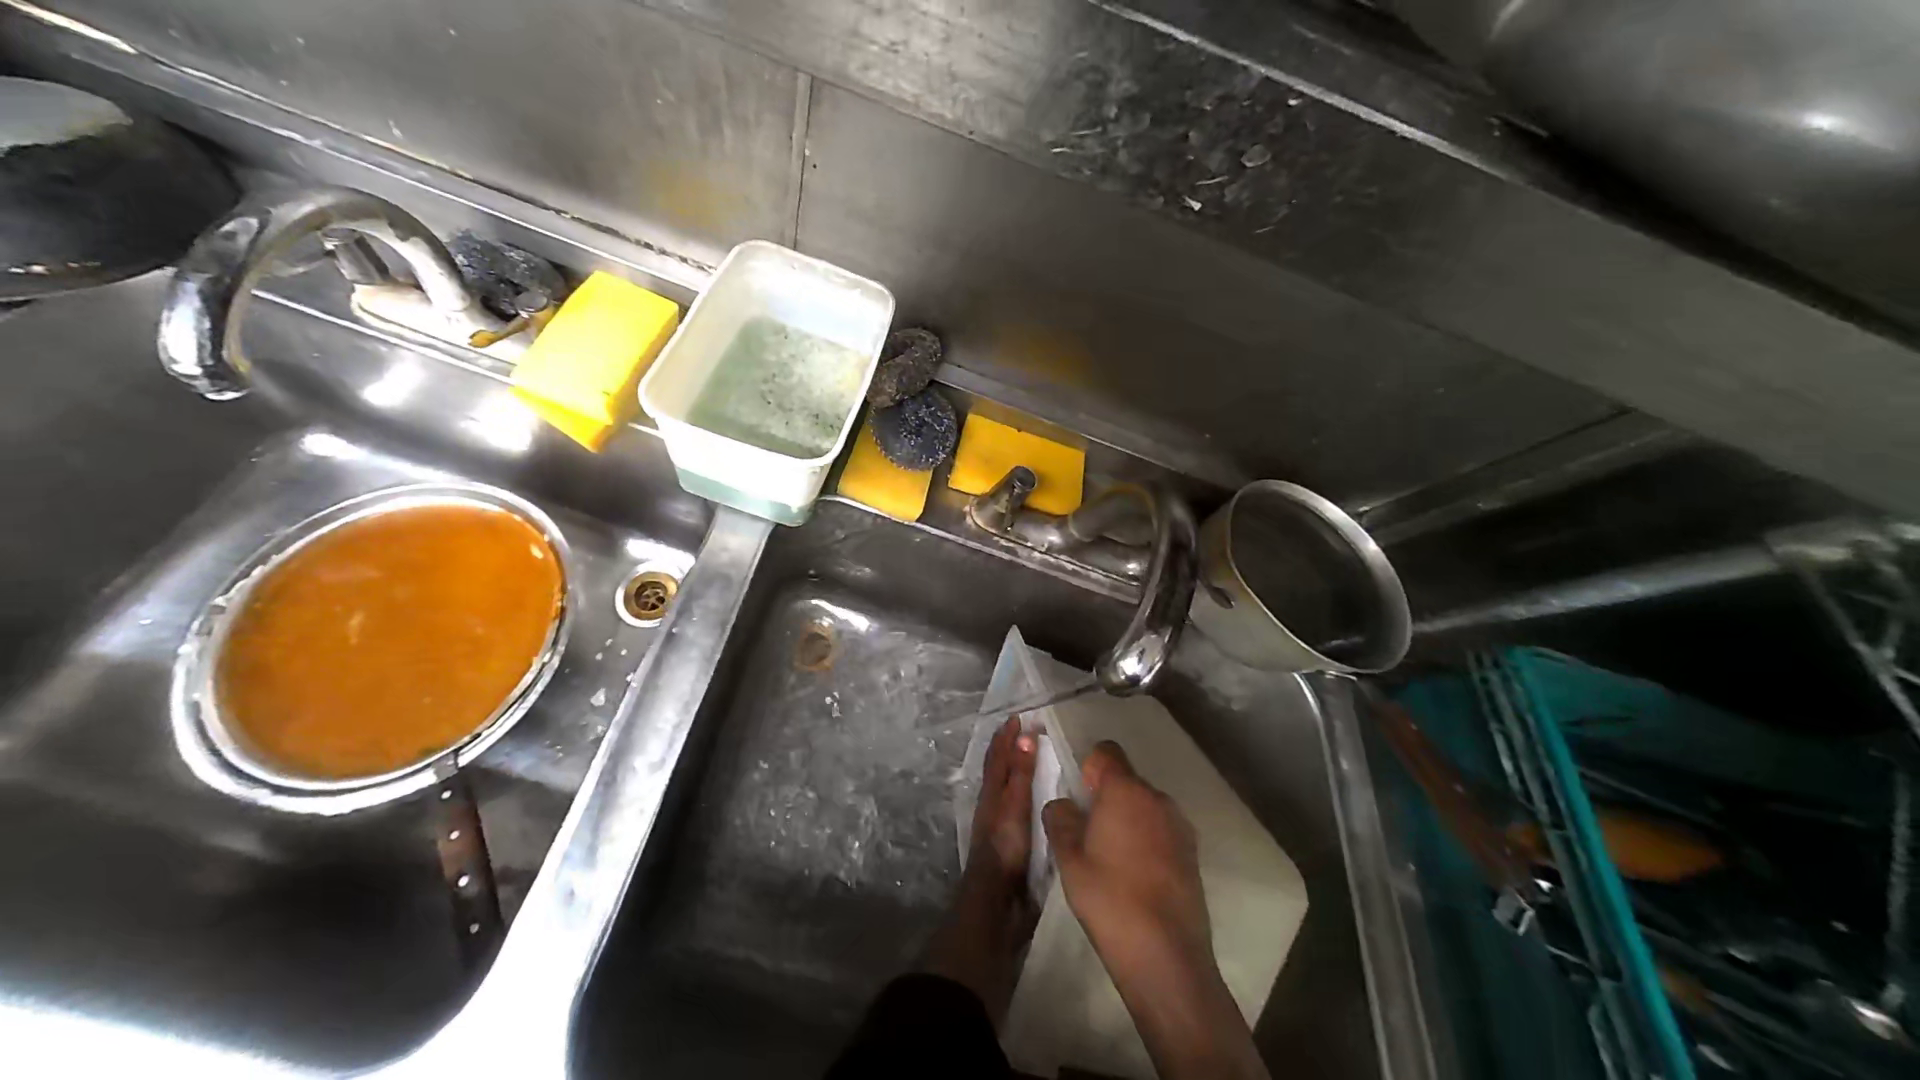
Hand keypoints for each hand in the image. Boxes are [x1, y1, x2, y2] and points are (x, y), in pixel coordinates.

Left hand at [969, 716, 1037, 889]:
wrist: (997, 902)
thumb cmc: (1004, 850)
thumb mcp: (1014, 807)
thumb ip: (1020, 774)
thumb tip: (1024, 735)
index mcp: (992, 794)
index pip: (998, 757)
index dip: (1006, 736)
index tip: (1018, 716)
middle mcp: (995, 805)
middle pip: (1002, 770)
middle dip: (1013, 749)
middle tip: (1031, 731)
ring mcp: (1004, 825)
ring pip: (1012, 788)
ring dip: (1022, 771)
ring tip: (1042, 759)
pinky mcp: (1016, 842)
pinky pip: (1024, 808)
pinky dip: (1032, 794)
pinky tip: (1046, 800)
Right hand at [1040, 741, 1209, 967]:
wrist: (1166, 955)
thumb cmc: (1109, 898)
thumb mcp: (1069, 859)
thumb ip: (1060, 821)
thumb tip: (1063, 804)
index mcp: (1126, 791)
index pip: (1107, 752)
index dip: (1089, 767)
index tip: (1079, 796)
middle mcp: (1158, 799)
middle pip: (1127, 781)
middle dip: (1107, 797)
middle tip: (1087, 832)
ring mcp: (1180, 826)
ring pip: (1145, 806)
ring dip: (1127, 819)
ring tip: (1110, 858)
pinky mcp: (1192, 853)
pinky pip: (1161, 830)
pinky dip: (1146, 840)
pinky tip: (1134, 876)